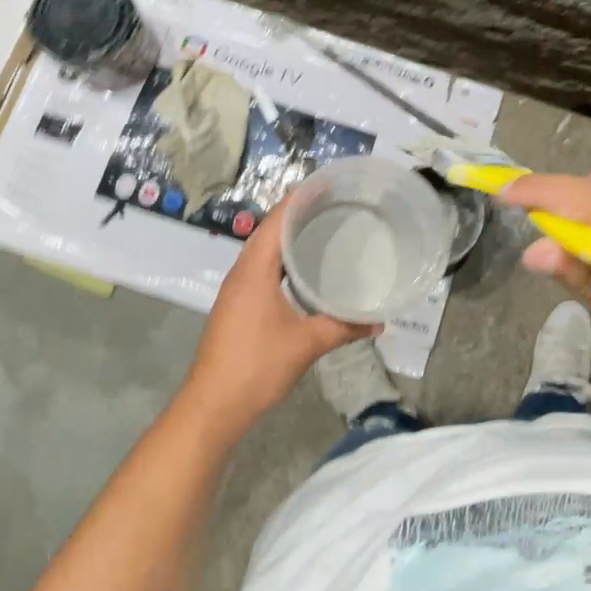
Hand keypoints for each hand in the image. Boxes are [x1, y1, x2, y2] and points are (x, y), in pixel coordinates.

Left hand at [178, 203, 377, 437]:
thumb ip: (344, 327)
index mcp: (254, 270)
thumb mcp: (307, 344)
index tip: (330, 184)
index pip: (277, 219)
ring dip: (289, 236)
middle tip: (336, 203)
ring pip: (263, 250)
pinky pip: (261, 268)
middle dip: (299, 213)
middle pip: (269, 230)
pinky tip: (303, 269)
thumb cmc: (256, 367)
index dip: (301, 197)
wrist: (212, 407)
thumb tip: (379, 322)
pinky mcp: (236, 305)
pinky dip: (282, 258)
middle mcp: (242, 272)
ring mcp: (236, 289)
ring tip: (325, 228)